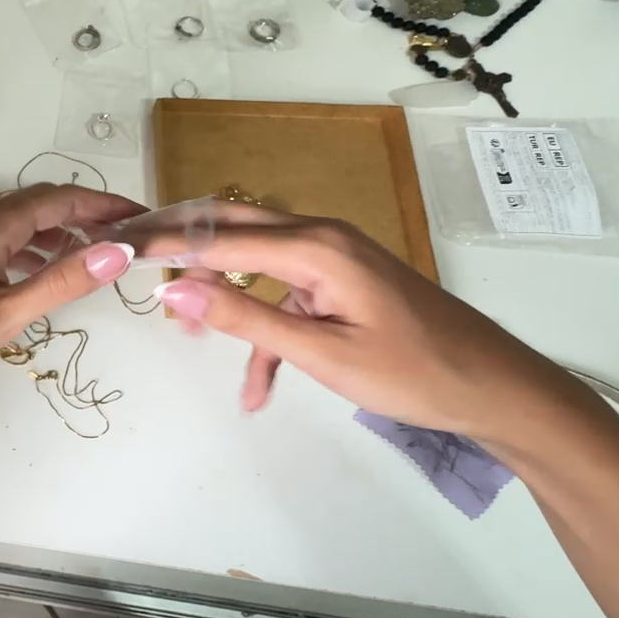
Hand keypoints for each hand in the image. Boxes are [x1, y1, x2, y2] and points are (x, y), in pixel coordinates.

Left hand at [0, 183, 144, 404]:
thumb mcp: (8, 312)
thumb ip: (62, 281)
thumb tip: (117, 251)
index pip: (59, 199)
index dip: (103, 203)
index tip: (144, 214)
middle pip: (43, 204)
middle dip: (88, 213)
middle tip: (130, 233)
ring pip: (26, 222)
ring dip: (64, 231)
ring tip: (102, 253)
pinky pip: (10, 241)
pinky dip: (39, 248)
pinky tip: (54, 270)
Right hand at [138, 203, 582, 439]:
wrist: (503, 391)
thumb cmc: (415, 374)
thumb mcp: (320, 353)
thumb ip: (241, 319)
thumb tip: (171, 292)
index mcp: (313, 247)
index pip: (215, 239)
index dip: (161, 245)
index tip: (115, 249)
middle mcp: (317, 235)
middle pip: (227, 225)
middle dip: (176, 241)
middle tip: (128, 252)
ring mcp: (330, 255)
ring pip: (249, 258)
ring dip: (214, 289)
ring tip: (182, 330)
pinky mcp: (338, 279)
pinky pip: (281, 292)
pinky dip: (261, 329)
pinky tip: (257, 386)